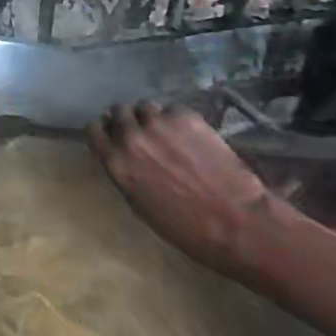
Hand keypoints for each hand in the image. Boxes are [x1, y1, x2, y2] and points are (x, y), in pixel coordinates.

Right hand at [87, 101, 287, 278]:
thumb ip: (123, 172)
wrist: (242, 225)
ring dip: (152, 117)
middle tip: (144, 133)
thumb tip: (121, 156)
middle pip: (117, 111)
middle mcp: (130, 136)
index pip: (93, 129)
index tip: (113, 135)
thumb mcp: (140, 204)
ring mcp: (158, 124)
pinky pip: (172, 110)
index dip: (104, 130)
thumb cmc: (189, 229)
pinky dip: (178, 120)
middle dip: (127, 120)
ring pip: (144, 106)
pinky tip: (193, 137)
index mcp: (115, 161)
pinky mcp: (186, 117)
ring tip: (169, 132)